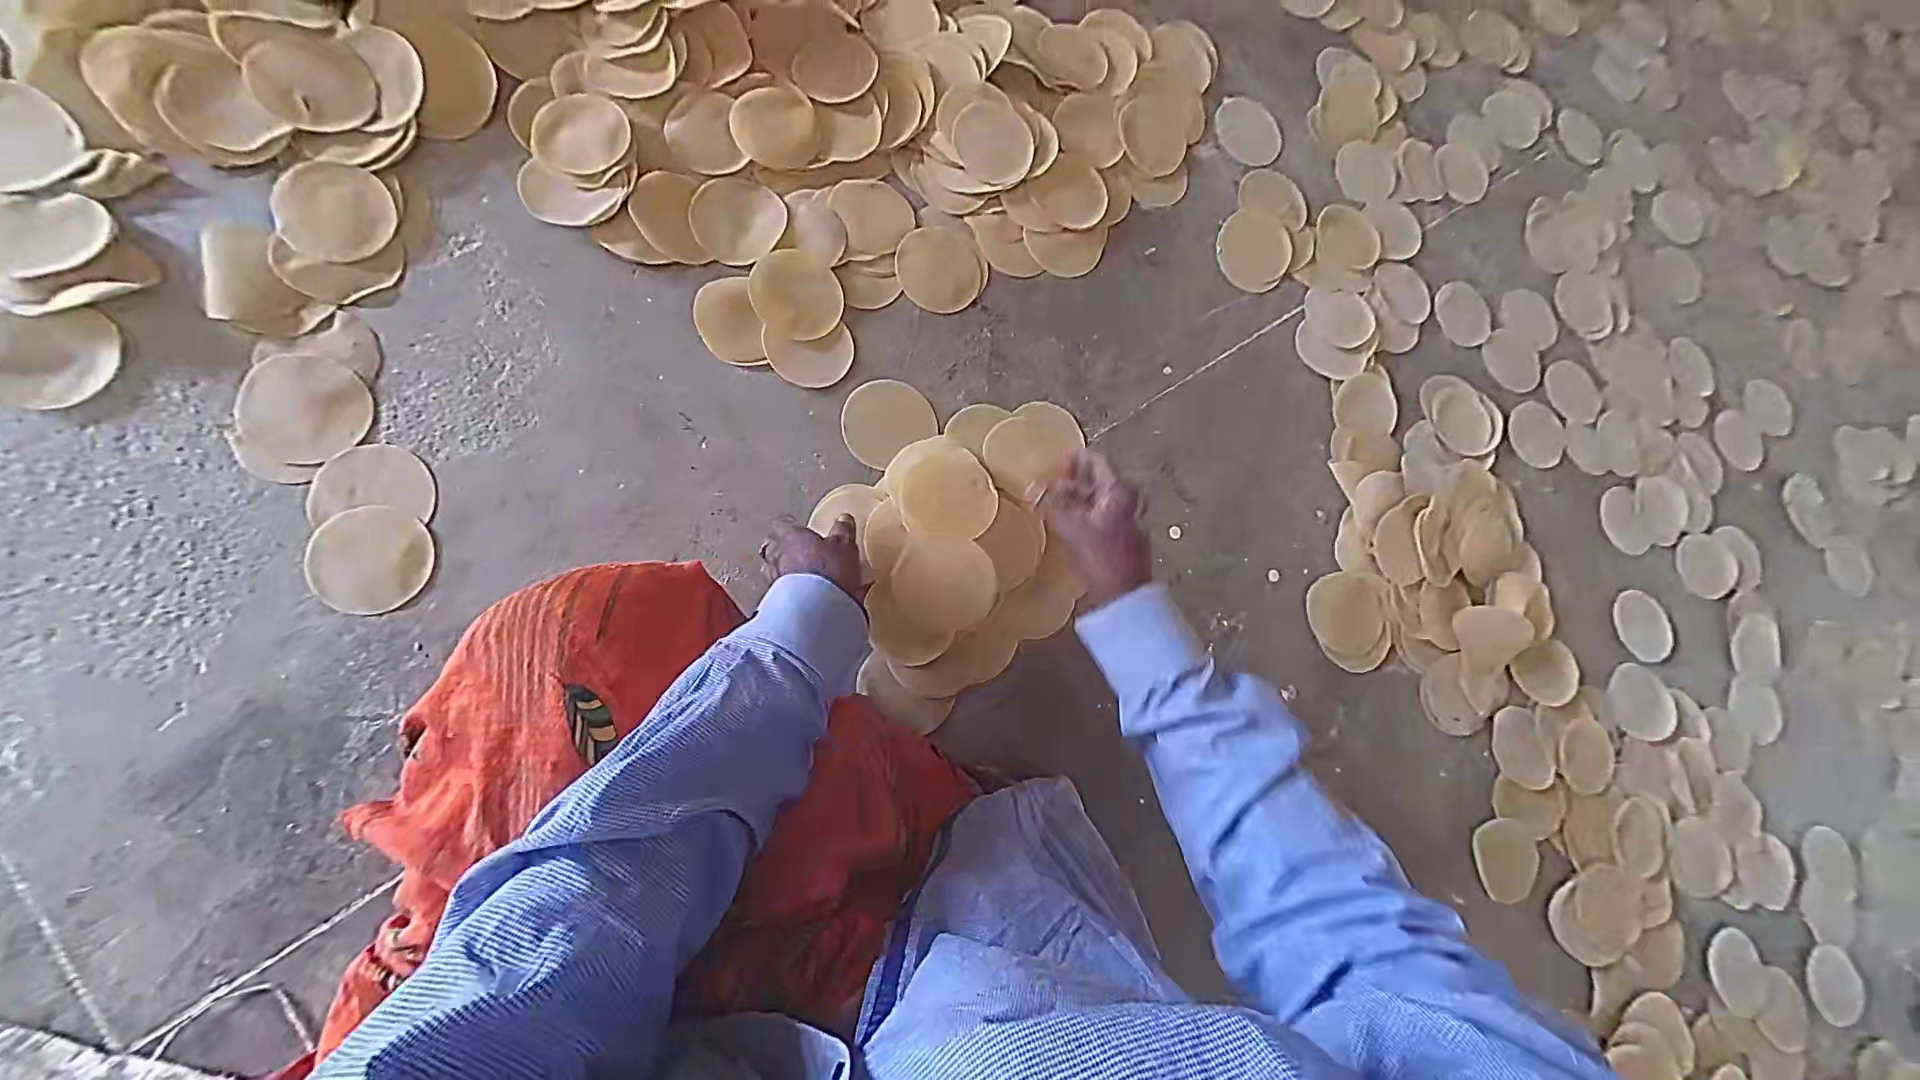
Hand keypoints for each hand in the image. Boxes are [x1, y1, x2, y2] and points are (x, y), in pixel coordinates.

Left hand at [760, 515, 864, 601]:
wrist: (817, 608)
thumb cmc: (826, 570)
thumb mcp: (844, 545)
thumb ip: (842, 531)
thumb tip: (844, 521)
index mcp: (789, 536)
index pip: (782, 526)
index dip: (792, 529)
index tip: (801, 532)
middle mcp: (776, 557)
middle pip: (776, 550)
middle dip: (788, 552)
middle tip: (804, 555)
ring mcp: (774, 580)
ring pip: (778, 571)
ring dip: (789, 573)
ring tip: (807, 579)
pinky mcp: (778, 601)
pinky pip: (785, 592)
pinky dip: (795, 592)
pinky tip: (811, 597)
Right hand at [1043, 449, 1150, 611]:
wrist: (1123, 594)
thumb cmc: (1100, 557)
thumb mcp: (1070, 527)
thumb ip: (1049, 505)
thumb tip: (1032, 490)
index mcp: (1119, 491)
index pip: (1097, 462)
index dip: (1076, 458)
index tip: (1059, 456)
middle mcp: (1127, 500)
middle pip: (1097, 481)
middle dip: (1073, 479)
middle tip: (1052, 477)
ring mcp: (1127, 518)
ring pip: (1098, 499)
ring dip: (1077, 497)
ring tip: (1054, 498)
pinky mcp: (1123, 536)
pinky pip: (1101, 515)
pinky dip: (1084, 512)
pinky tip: (1067, 519)